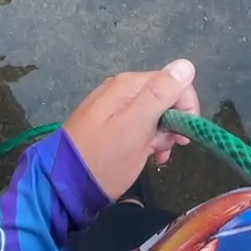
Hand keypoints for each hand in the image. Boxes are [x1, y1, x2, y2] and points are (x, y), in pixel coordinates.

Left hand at [63, 60, 199, 198]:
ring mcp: (114, 107)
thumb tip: (186, 64)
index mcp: (129, 85)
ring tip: (156, 157)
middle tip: (168, 148)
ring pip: (154, 114)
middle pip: (164, 98)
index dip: (186, 108)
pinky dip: (148, 140)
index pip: (174, 83)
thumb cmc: (104, 157)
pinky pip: (139, 126)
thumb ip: (160, 94)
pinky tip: (147, 156)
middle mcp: (122, 90)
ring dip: (162, 135)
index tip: (185, 136)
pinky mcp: (110, 125)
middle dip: (173, 123)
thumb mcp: (136, 126)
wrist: (64, 187)